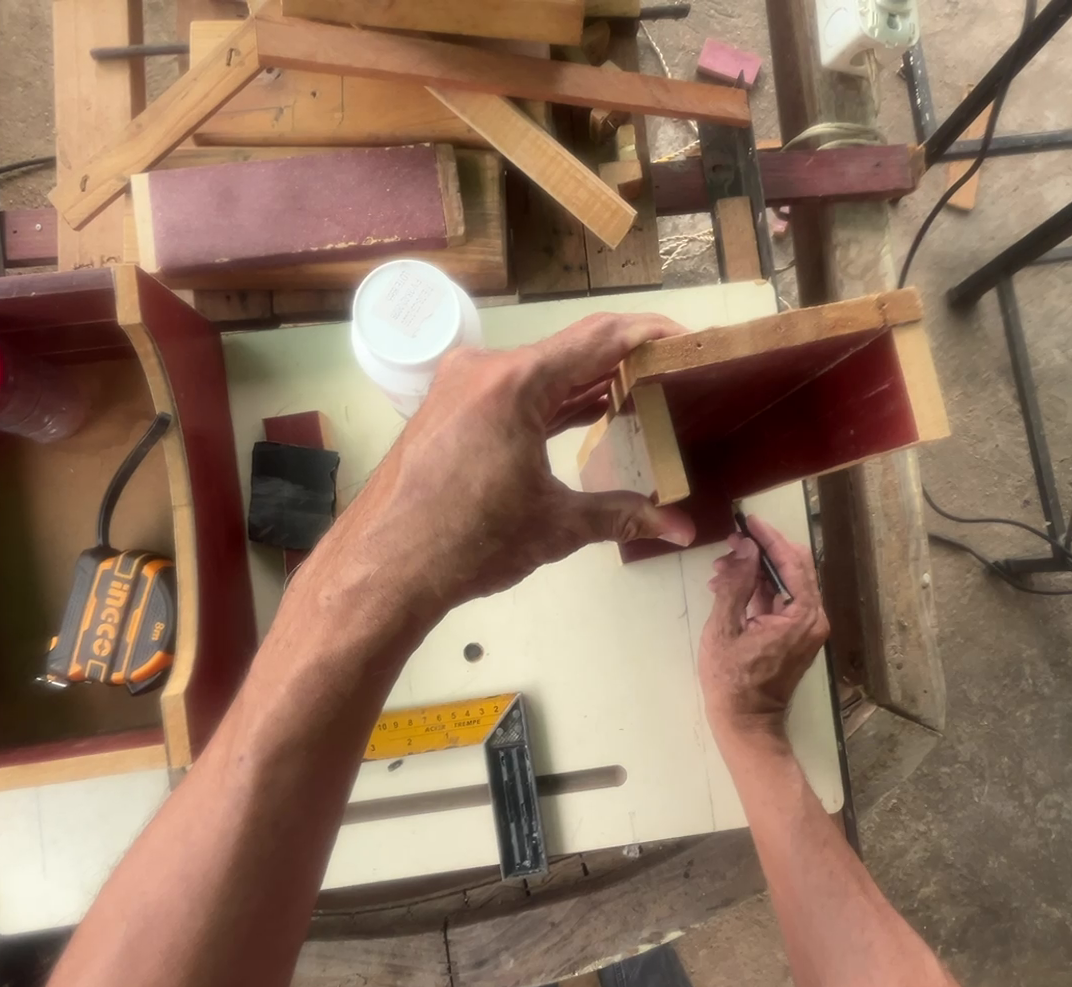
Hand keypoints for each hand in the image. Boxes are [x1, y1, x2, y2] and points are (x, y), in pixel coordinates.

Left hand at [310, 312, 697, 624]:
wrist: (384, 568)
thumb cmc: (471, 543)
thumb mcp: (555, 526)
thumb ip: (622, 516)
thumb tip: (682, 530)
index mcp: (515, 382)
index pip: (600, 338)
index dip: (650, 332)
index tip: (688, 338)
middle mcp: (483, 369)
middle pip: (568, 351)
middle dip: (622, 362)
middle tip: (671, 374)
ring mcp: (459, 387)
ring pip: (538, 373)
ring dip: (584, 384)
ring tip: (636, 394)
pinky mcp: (446, 410)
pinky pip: (511, 392)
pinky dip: (549, 402)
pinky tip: (582, 413)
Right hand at [698, 516, 828, 744]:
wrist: (747, 721)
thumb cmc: (731, 680)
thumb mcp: (724, 628)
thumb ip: (735, 584)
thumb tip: (745, 548)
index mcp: (801, 616)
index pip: (791, 561)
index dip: (768, 538)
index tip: (747, 520)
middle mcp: (813, 618)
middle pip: (795, 567)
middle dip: (762, 550)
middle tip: (731, 543)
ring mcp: (808, 627)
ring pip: (788, 581)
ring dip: (757, 569)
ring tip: (721, 569)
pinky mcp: (798, 634)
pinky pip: (783, 599)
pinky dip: (760, 587)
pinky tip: (731, 585)